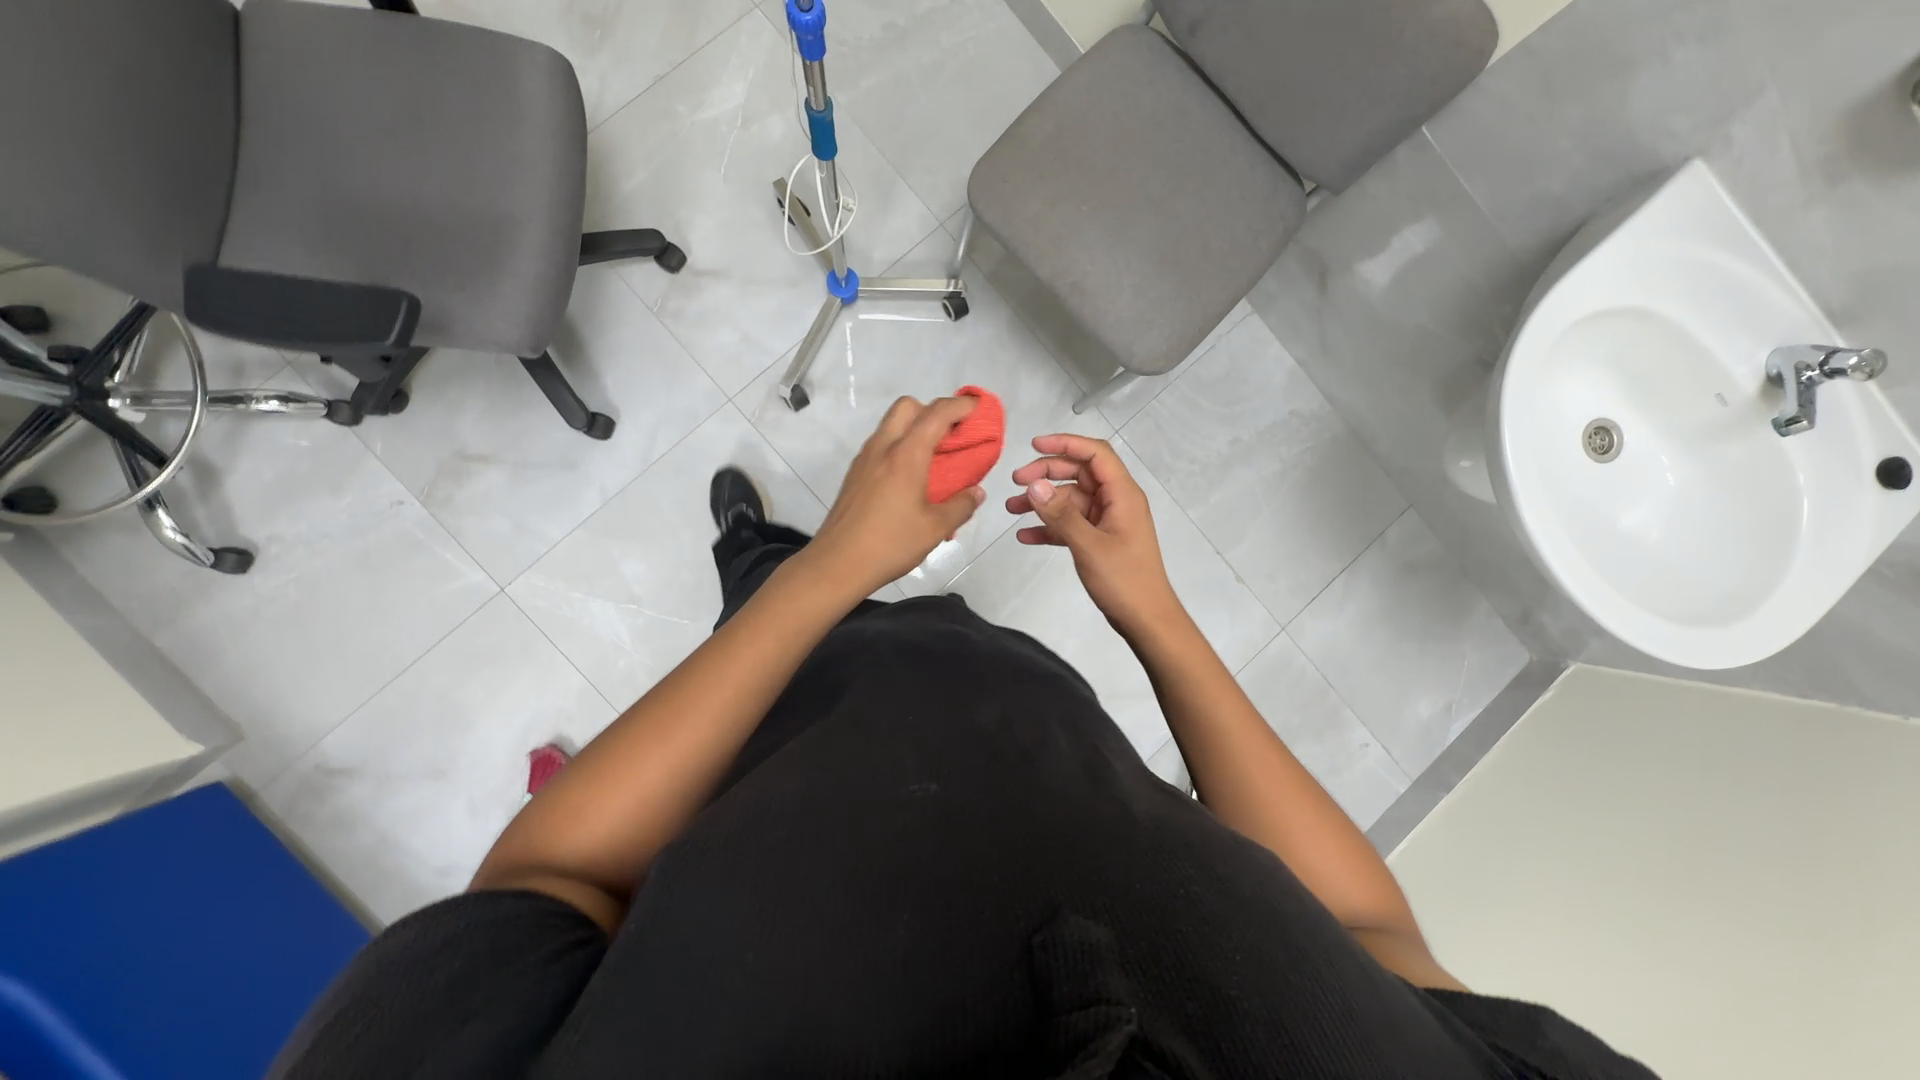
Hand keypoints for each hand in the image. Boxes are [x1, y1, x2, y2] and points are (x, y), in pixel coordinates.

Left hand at [808, 395, 986, 595]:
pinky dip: (900, 448)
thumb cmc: (890, 544)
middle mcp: (883, 448)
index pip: (937, 413)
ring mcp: (864, 460)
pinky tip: (911, 480)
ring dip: (915, 429)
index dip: (961, 406)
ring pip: (891, 425)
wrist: (836, 564)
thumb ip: (961, 506)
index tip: (978, 409)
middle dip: (933, 411)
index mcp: (906, 455)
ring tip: (934, 460)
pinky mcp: (854, 474)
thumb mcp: (935, 528)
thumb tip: (977, 492)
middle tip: (951, 436)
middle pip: (908, 406)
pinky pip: (881, 446)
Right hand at [1007, 435, 1181, 635]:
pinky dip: (1049, 527)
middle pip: (1079, 473)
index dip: (1065, 444)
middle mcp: (1116, 502)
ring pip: (1071, 501)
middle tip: (1015, 482)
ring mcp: (1108, 522)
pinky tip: (1025, 537)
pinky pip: (1071, 525)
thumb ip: (1060, 514)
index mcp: (1122, 494)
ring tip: (1011, 510)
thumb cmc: (1124, 580)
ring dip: (1042, 503)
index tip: (1033, 446)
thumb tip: (1034, 484)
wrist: (1146, 620)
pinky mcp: (1100, 541)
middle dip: (1046, 473)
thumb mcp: (1089, 546)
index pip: (1095, 453)